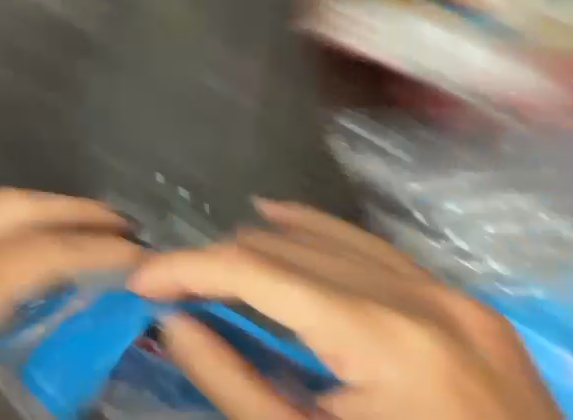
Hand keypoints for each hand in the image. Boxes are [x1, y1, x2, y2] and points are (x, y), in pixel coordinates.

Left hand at [0, 187, 144, 419]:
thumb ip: (37, 397)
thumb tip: (80, 392)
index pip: (45, 253)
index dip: (99, 250)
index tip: (144, 254)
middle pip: (11, 208)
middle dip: (69, 210)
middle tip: (121, 223)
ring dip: (27, 202)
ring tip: (73, 219)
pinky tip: (6, 227)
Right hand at [131, 199, 558, 419]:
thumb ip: (229, 381)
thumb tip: (165, 320)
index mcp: (384, 338)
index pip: (249, 269)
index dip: (180, 269)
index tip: (134, 284)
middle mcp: (421, 300)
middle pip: (277, 247)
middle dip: (214, 266)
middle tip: (171, 296)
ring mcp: (454, 300)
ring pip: (318, 238)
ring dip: (255, 252)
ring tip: (214, 280)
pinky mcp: (469, 310)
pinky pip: (373, 249)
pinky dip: (314, 235)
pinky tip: (274, 221)